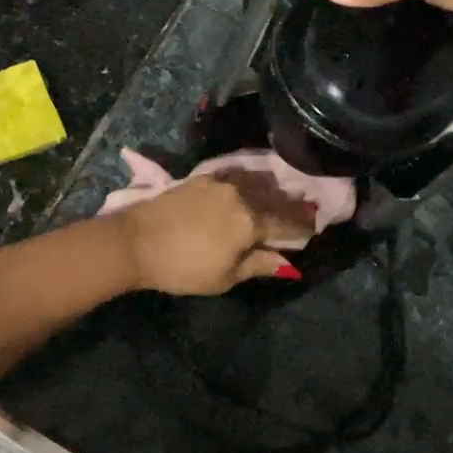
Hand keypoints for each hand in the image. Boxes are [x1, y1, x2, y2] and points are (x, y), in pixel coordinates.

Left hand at [113, 175, 313, 294]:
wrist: (136, 240)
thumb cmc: (182, 268)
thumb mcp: (225, 277)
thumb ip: (259, 265)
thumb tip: (289, 262)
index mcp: (251, 221)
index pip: (288, 222)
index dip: (304, 226)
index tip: (316, 228)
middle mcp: (242, 194)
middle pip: (276, 198)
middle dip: (293, 206)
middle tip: (306, 210)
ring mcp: (221, 182)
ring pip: (258, 182)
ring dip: (273, 190)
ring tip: (282, 197)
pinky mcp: (203, 177)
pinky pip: (238, 175)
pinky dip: (251, 181)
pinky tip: (253, 185)